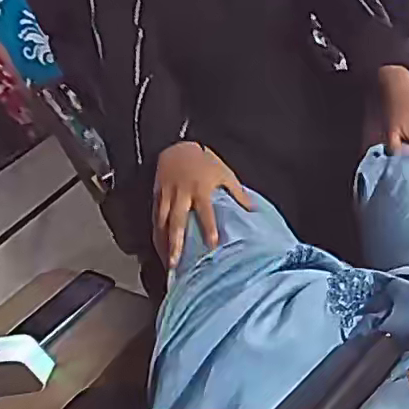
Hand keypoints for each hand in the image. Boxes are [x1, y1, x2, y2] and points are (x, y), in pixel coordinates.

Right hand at [154, 142, 252, 267]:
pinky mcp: (157, 196)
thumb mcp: (225, 173)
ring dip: (163, 242)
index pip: (205, 212)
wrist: (178, 147)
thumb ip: (238, 193)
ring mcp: (167, 195)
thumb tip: (252, 209)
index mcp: (200, 189)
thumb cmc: (204, 161)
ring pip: (162, 222)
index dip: (208, 228)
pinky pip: (155, 217)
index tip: (212, 245)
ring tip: (166, 261)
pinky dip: (156, 233)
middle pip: (177, 222)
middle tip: (175, 261)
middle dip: (175, 243)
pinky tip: (159, 247)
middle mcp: (182, 194)